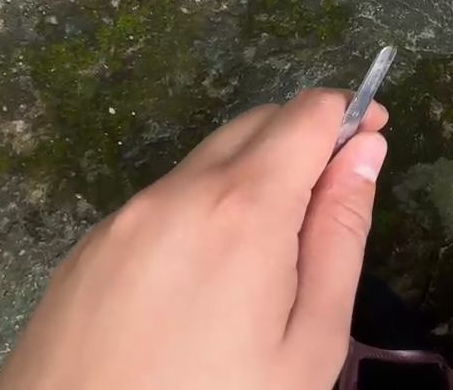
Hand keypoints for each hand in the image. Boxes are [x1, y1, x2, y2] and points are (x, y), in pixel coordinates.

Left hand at [0, 89, 388, 389]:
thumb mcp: (311, 341)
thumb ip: (343, 230)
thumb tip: (367, 149)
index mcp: (242, 206)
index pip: (310, 111)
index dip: (351, 114)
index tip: (372, 141)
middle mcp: (177, 192)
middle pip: (259, 123)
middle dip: (304, 141)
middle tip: (323, 211)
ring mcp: (119, 223)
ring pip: (208, 161)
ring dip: (251, 176)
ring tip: (259, 264)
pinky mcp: (80, 256)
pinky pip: (161, 203)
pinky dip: (199, 211)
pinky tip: (194, 289)